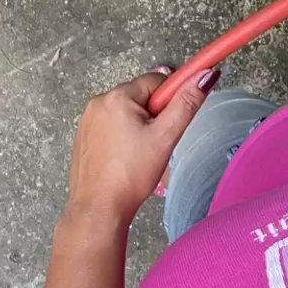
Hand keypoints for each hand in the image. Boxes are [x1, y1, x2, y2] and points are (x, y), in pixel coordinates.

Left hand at [64, 69, 214, 227]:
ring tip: (141, 154)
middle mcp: (98, 102)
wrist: (99, 210)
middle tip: (157, 142)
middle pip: (140, 96)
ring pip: (126, 112)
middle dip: (154, 115)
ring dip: (139, 126)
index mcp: (117, 97)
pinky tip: (126, 158)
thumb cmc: (130, 176)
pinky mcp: (84, 136)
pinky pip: (111, 125)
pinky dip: (122, 136)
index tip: (173, 121)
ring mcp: (88, 120)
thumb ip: (186, 104)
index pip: (156, 81)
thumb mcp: (165, 138)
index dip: (170, 100)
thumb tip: (204, 77)